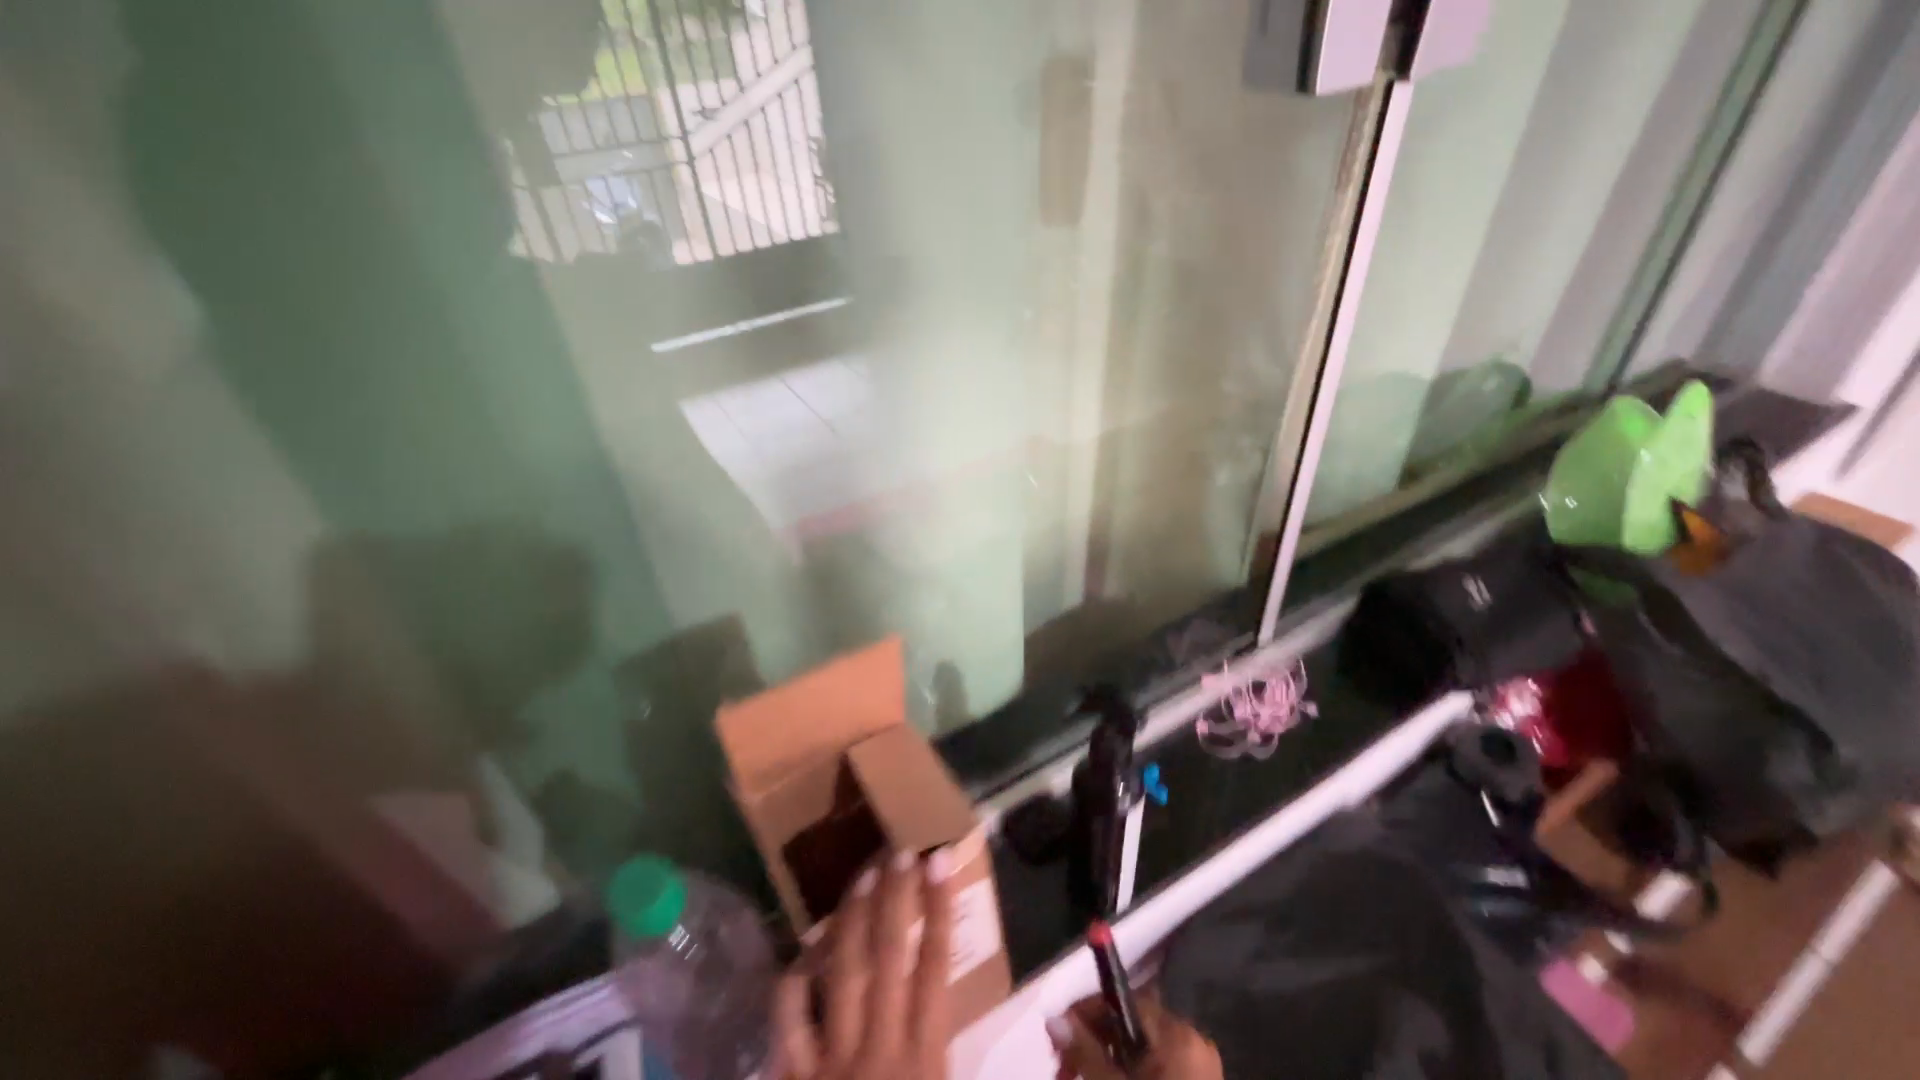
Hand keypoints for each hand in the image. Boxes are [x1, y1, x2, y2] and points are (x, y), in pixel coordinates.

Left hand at [772, 849, 955, 1079]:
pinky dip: (799, 970)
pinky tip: (812, 940)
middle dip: (896, 897)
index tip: (940, 860)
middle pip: (889, 954)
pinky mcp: (793, 1072)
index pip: (936, 965)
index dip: (939, 908)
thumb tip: (941, 989)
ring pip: (843, 970)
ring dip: (854, 917)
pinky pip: (790, 1010)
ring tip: (865, 876)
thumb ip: (943, 1049)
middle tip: (900, 851)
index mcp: (925, 1058)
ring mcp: (832, 1057)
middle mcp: (880, 1046)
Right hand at [1047, 994, 1222, 1079]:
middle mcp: (1192, 1043)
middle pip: (1130, 1026)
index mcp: (1176, 1034)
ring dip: (1104, 1061)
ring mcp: (1198, 1069)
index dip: (1087, 1012)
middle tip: (1062, 1070)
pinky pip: (1154, 1070)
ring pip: (1139, 1051)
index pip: (1123, 1001)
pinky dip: (1126, 1075)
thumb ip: (1083, 1052)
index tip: (1057, 1036)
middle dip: (1092, 1042)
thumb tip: (1054, 1018)